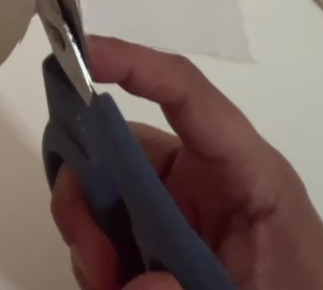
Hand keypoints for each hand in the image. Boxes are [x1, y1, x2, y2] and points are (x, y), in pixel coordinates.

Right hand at [51, 37, 322, 289]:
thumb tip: (137, 284)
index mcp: (247, 172)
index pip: (185, 93)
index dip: (131, 62)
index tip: (75, 56)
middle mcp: (205, 177)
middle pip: (120, 144)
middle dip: (86, 185)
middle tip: (91, 254)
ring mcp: (180, 209)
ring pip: (104, 187)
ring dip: (87, 230)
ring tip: (103, 281)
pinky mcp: (164, 242)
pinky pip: (108, 228)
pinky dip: (97, 256)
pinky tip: (112, 286)